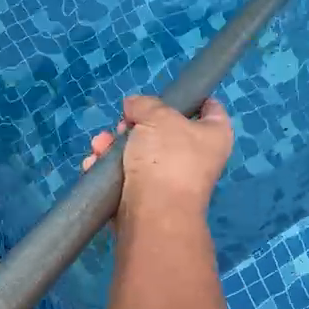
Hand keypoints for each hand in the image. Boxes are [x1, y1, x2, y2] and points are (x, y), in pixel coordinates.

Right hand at [83, 96, 233, 219]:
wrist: (154, 214)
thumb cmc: (167, 158)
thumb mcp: (157, 116)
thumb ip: (145, 104)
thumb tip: (133, 106)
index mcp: (213, 135)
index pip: (209, 107)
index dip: (190, 96)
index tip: (166, 94)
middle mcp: (196, 157)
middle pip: (164, 128)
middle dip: (135, 124)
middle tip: (123, 125)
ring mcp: (171, 178)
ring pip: (139, 151)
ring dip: (114, 145)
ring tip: (101, 145)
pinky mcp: (147, 196)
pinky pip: (126, 173)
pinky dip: (110, 168)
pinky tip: (94, 163)